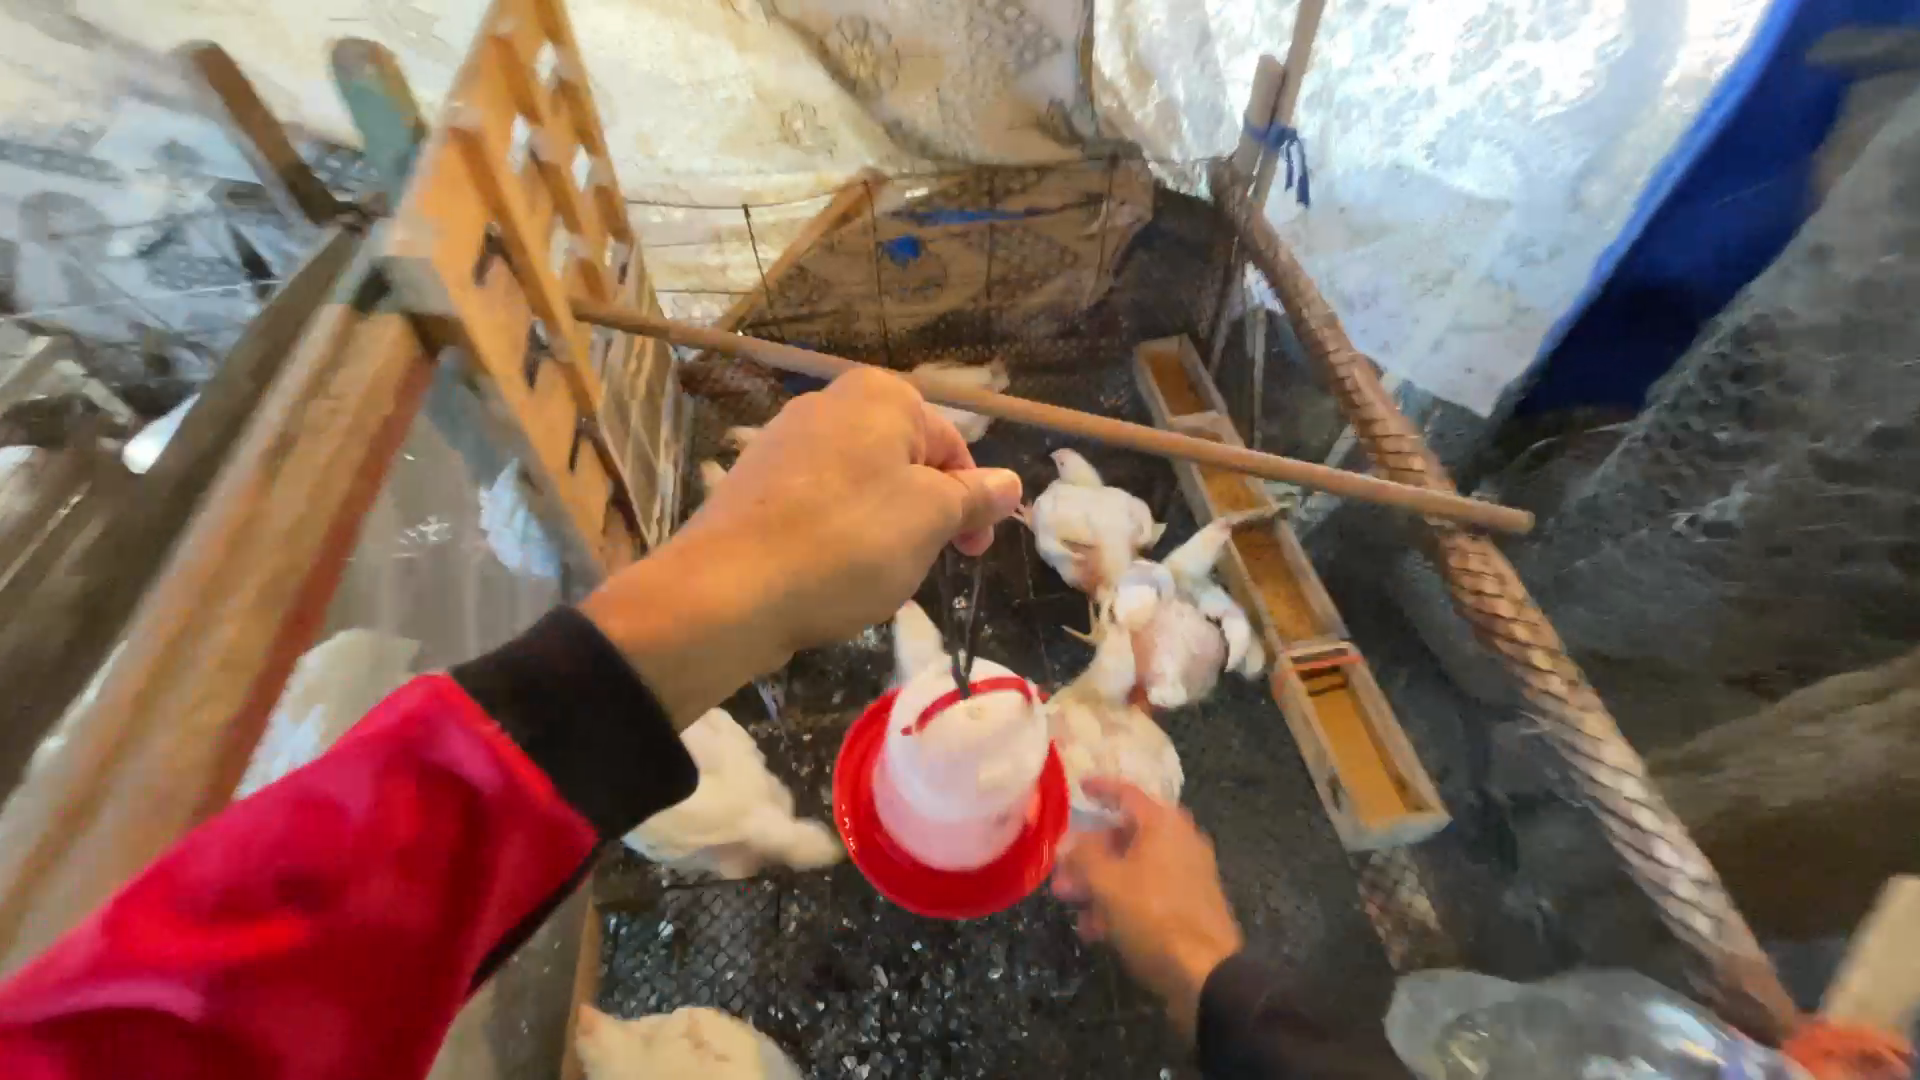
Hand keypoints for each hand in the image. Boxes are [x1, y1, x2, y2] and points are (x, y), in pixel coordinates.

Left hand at [580, 368, 1021, 726]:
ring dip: (885, 529)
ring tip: (874, 576)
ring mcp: (783, 443)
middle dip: (926, 515)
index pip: (951, 445)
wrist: (728, 591)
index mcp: (879, 397)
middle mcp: (828, 404)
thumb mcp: (931, 519)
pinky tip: (830, 574)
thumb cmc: (849, 543)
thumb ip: (974, 496)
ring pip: (863, 487)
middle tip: (926, 565)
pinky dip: (838, 536)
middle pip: (905, 463)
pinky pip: (819, 506)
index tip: (973, 551)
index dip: (973, 500)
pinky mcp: (755, 486)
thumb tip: (1010, 481)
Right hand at [1053, 779, 1243, 1038]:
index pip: (1125, 793)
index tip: (1078, 787)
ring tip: (1071, 905)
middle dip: (1088, 854)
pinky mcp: (1190, 905)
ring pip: (1133, 867)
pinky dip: (1121, 902)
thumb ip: (1082, 855)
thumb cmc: (1152, 915)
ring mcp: (1188, 874)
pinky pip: (1148, 892)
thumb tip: (1070, 842)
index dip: (1099, 788)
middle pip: (1125, 835)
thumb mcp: (1106, 882)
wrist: (1207, 976)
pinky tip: (1096, 930)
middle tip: (1060, 871)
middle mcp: (1179, 840)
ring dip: (1099, 883)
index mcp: (1162, 823)